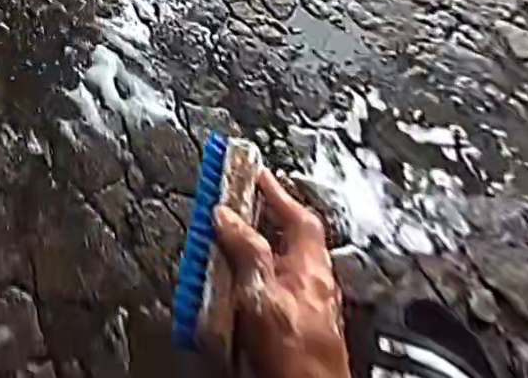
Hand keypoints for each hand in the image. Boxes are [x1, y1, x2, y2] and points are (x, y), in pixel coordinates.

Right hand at [213, 170, 350, 377]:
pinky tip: (223, 276)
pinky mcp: (283, 324)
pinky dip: (242, 271)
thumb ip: (246, 250)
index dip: (275, 190)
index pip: (298, 217)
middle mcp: (309, 285)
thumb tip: (226, 213)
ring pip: (271, 259)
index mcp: (311, 271)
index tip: (252, 169)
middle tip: (228, 197)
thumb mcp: (262, 294)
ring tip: (217, 233)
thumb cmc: (294, 357)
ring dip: (245, 243)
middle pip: (284, 236)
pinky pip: (261, 283)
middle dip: (255, 215)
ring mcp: (298, 306)